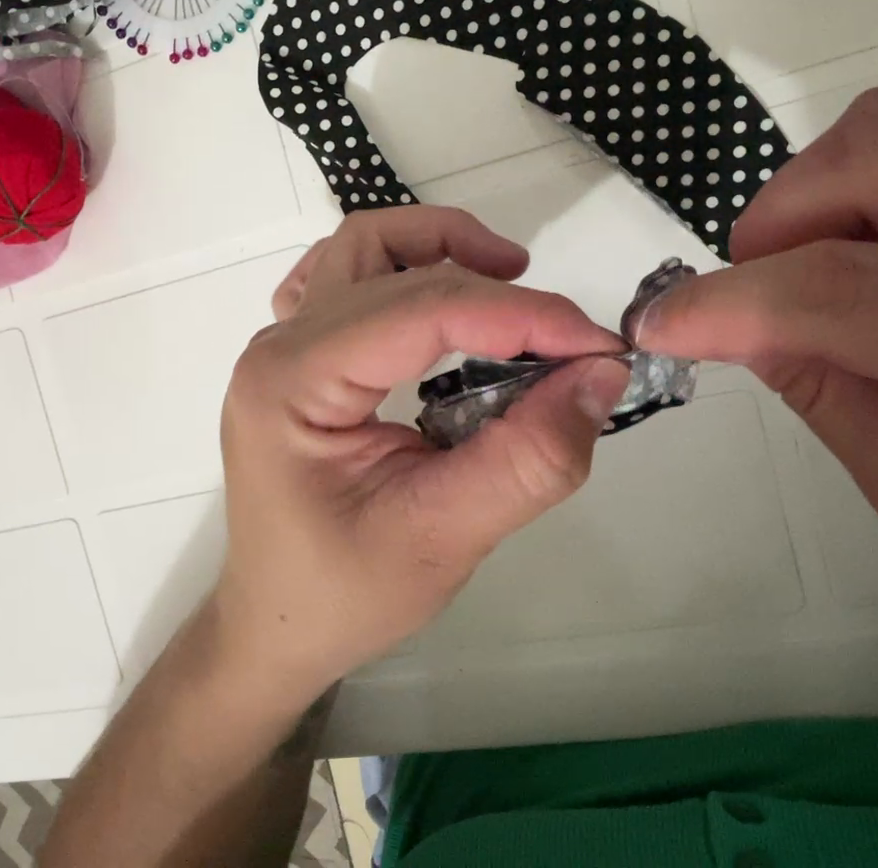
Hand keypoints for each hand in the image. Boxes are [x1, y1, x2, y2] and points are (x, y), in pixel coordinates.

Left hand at [211, 207, 630, 702]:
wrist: (275, 628)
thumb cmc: (344, 596)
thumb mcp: (443, 538)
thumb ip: (527, 460)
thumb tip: (602, 377)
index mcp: (293, 382)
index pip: (422, 311)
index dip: (522, 316)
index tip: (601, 346)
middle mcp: (280, 346)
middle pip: (396, 270)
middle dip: (495, 292)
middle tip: (568, 341)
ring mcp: (284, 347)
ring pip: (366, 251)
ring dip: (442, 251)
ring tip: (513, 282)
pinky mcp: (301, 359)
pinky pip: (348, 280)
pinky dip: (404, 271)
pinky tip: (441, 303)